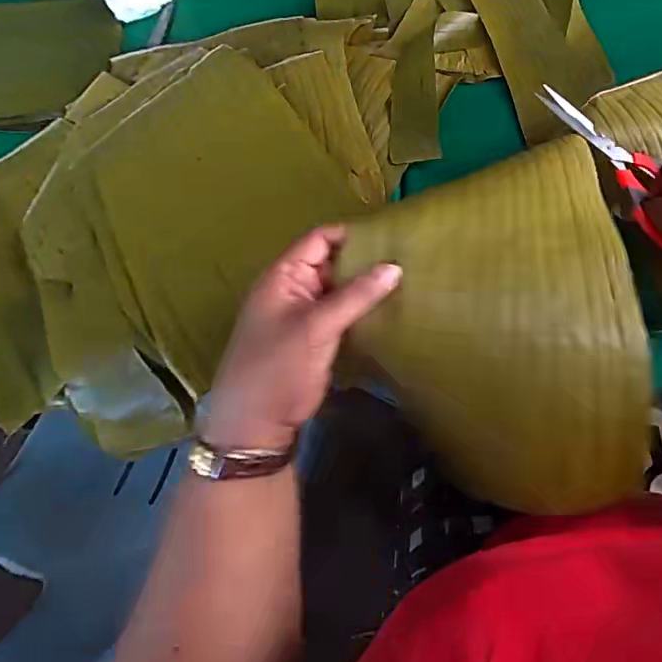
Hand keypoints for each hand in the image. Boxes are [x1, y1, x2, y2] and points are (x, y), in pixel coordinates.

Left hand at [199, 226, 400, 449]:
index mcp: (283, 277)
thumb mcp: (317, 328)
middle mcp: (293, 289)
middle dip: (365, 258)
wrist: (255, 427)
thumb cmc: (277, 368)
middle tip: (406, 255)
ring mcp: (305, 313)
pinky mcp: (317, 336)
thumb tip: (395, 266)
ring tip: (406, 277)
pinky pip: (343, 310)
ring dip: (366, 284)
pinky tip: (390, 306)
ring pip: (341, 287)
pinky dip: (363, 306)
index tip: (391, 235)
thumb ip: (356, 295)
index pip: (320, 239)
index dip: (353, 234)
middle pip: (333, 261)